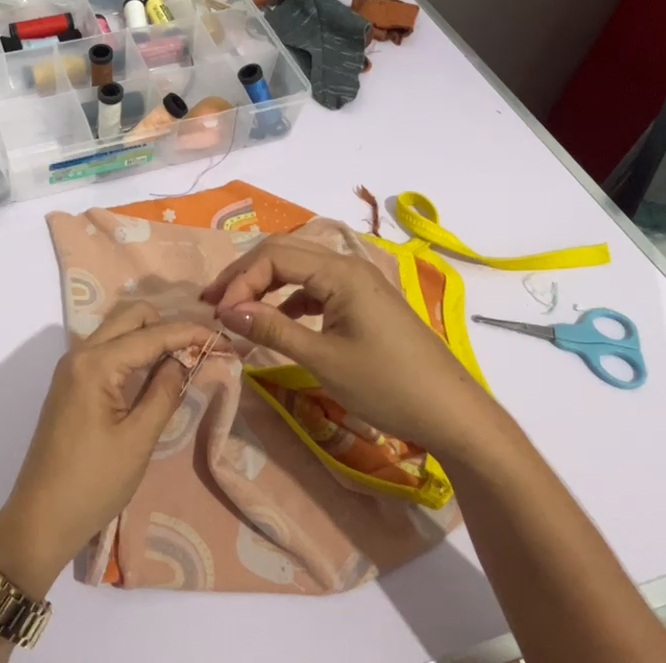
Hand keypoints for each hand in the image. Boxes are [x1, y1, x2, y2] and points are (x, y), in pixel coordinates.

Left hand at [0, 301, 209, 597]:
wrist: (40, 518)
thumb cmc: (93, 483)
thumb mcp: (138, 440)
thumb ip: (164, 392)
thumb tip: (185, 359)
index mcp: (95, 364)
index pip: (152, 334)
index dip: (190, 333)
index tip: (224, 339)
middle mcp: (80, 354)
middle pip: (131, 317)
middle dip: (168, 325)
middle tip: (201, 349)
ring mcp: (72, 367)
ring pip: (118, 330)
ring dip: (151, 336)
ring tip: (185, 358)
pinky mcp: (71, 383)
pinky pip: (108, 349)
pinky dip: (134, 350)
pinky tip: (155, 371)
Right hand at [201, 235, 505, 456]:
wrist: (452, 413)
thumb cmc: (387, 386)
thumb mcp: (323, 360)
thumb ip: (273, 330)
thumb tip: (227, 311)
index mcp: (340, 272)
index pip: (274, 256)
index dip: (240, 281)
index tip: (218, 314)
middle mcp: (349, 266)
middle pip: (284, 252)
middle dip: (245, 275)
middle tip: (213, 303)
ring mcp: (358, 283)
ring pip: (299, 267)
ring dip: (265, 284)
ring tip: (236, 310)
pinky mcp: (363, 302)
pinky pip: (316, 286)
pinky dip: (289, 298)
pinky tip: (276, 321)